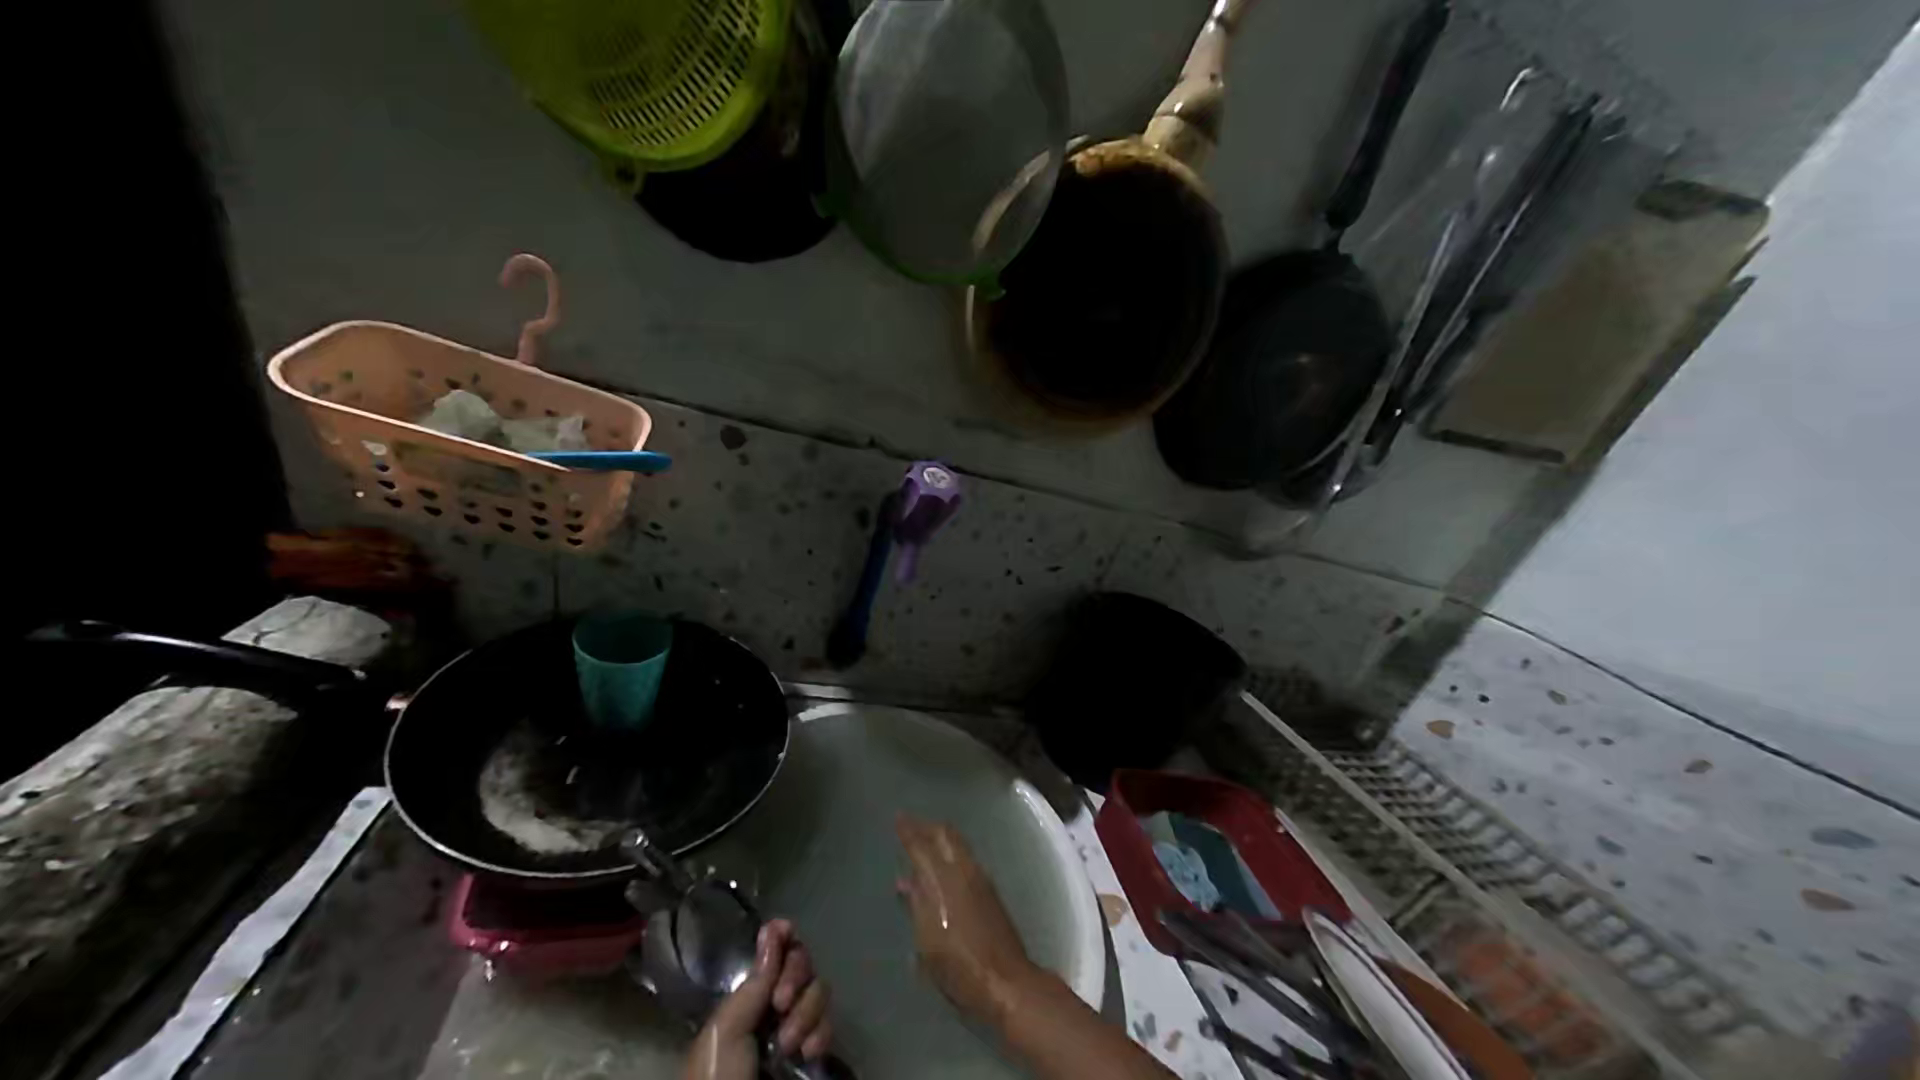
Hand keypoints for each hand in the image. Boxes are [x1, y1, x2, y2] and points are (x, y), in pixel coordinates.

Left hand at [681, 919, 832, 1079]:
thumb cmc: (718, 1076)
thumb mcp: (727, 1028)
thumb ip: (755, 980)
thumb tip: (774, 928)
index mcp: (746, 996)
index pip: (774, 951)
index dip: (783, 940)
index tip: (786, 933)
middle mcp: (772, 1006)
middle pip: (801, 964)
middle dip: (796, 977)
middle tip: (780, 1002)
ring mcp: (795, 1028)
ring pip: (818, 991)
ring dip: (806, 1012)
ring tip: (789, 1044)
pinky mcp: (813, 1051)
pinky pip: (829, 1024)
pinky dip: (821, 1034)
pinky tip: (808, 1052)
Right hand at [894, 813, 1041, 1027]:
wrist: (1006, 980)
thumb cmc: (958, 965)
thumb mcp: (926, 940)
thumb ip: (917, 905)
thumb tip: (906, 881)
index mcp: (943, 880)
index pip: (921, 846)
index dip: (908, 830)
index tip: (898, 817)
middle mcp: (963, 870)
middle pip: (945, 834)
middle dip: (927, 827)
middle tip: (912, 825)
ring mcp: (980, 878)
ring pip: (958, 844)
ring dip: (942, 838)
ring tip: (926, 842)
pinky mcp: (990, 890)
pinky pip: (966, 857)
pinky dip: (952, 852)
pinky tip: (944, 866)